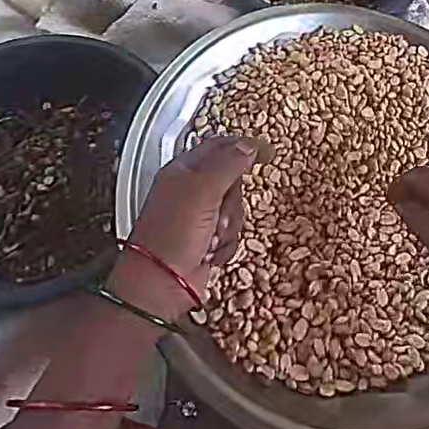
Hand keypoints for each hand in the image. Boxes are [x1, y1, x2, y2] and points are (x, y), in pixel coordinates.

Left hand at [121, 136, 265, 309]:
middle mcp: (190, 190)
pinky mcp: (207, 239)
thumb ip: (227, 164)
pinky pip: (232, 233)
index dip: (242, 147)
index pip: (218, 146)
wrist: (161, 283)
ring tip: (212, 238)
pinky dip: (226, 244)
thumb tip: (248, 145)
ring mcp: (199, 216)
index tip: (267, 153)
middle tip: (219, 214)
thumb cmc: (173, 234)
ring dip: (229, 226)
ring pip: (235, 209)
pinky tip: (211, 252)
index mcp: (183, 170)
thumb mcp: (202, 191)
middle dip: (232, 201)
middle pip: (232, 181)